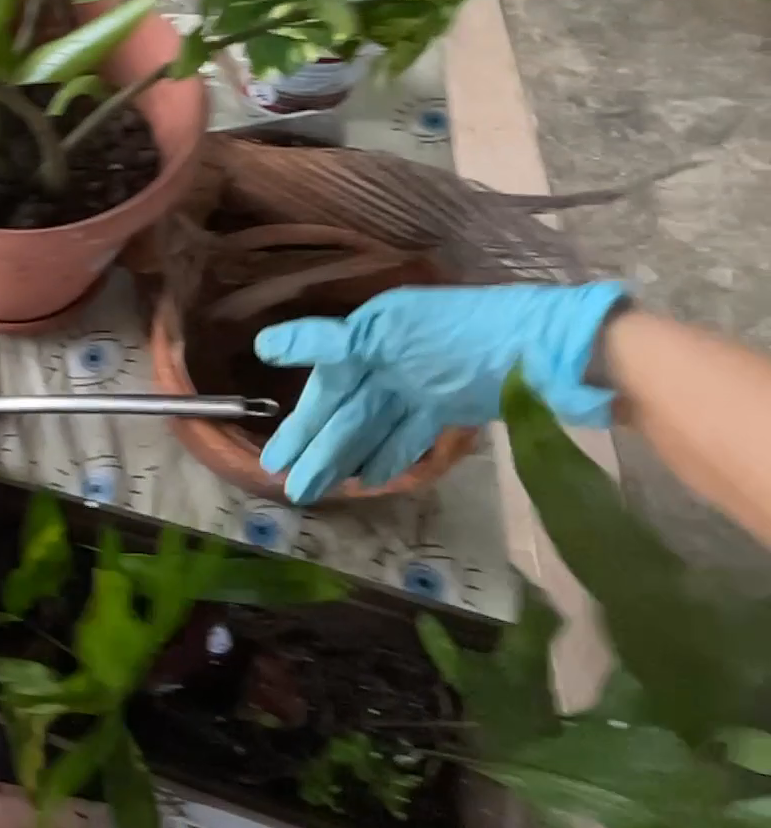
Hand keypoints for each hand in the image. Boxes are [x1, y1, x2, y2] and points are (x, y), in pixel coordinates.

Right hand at [253, 282, 627, 503]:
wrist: (564, 353)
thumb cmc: (467, 339)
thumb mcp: (387, 336)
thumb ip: (326, 343)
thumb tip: (264, 344)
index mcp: (368, 340)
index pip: (323, 389)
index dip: (299, 427)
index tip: (273, 460)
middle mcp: (387, 362)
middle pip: (344, 414)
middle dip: (316, 451)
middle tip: (290, 488)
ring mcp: (420, 385)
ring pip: (372, 429)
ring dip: (347, 460)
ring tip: (322, 491)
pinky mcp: (451, 406)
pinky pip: (410, 434)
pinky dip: (390, 454)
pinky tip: (371, 478)